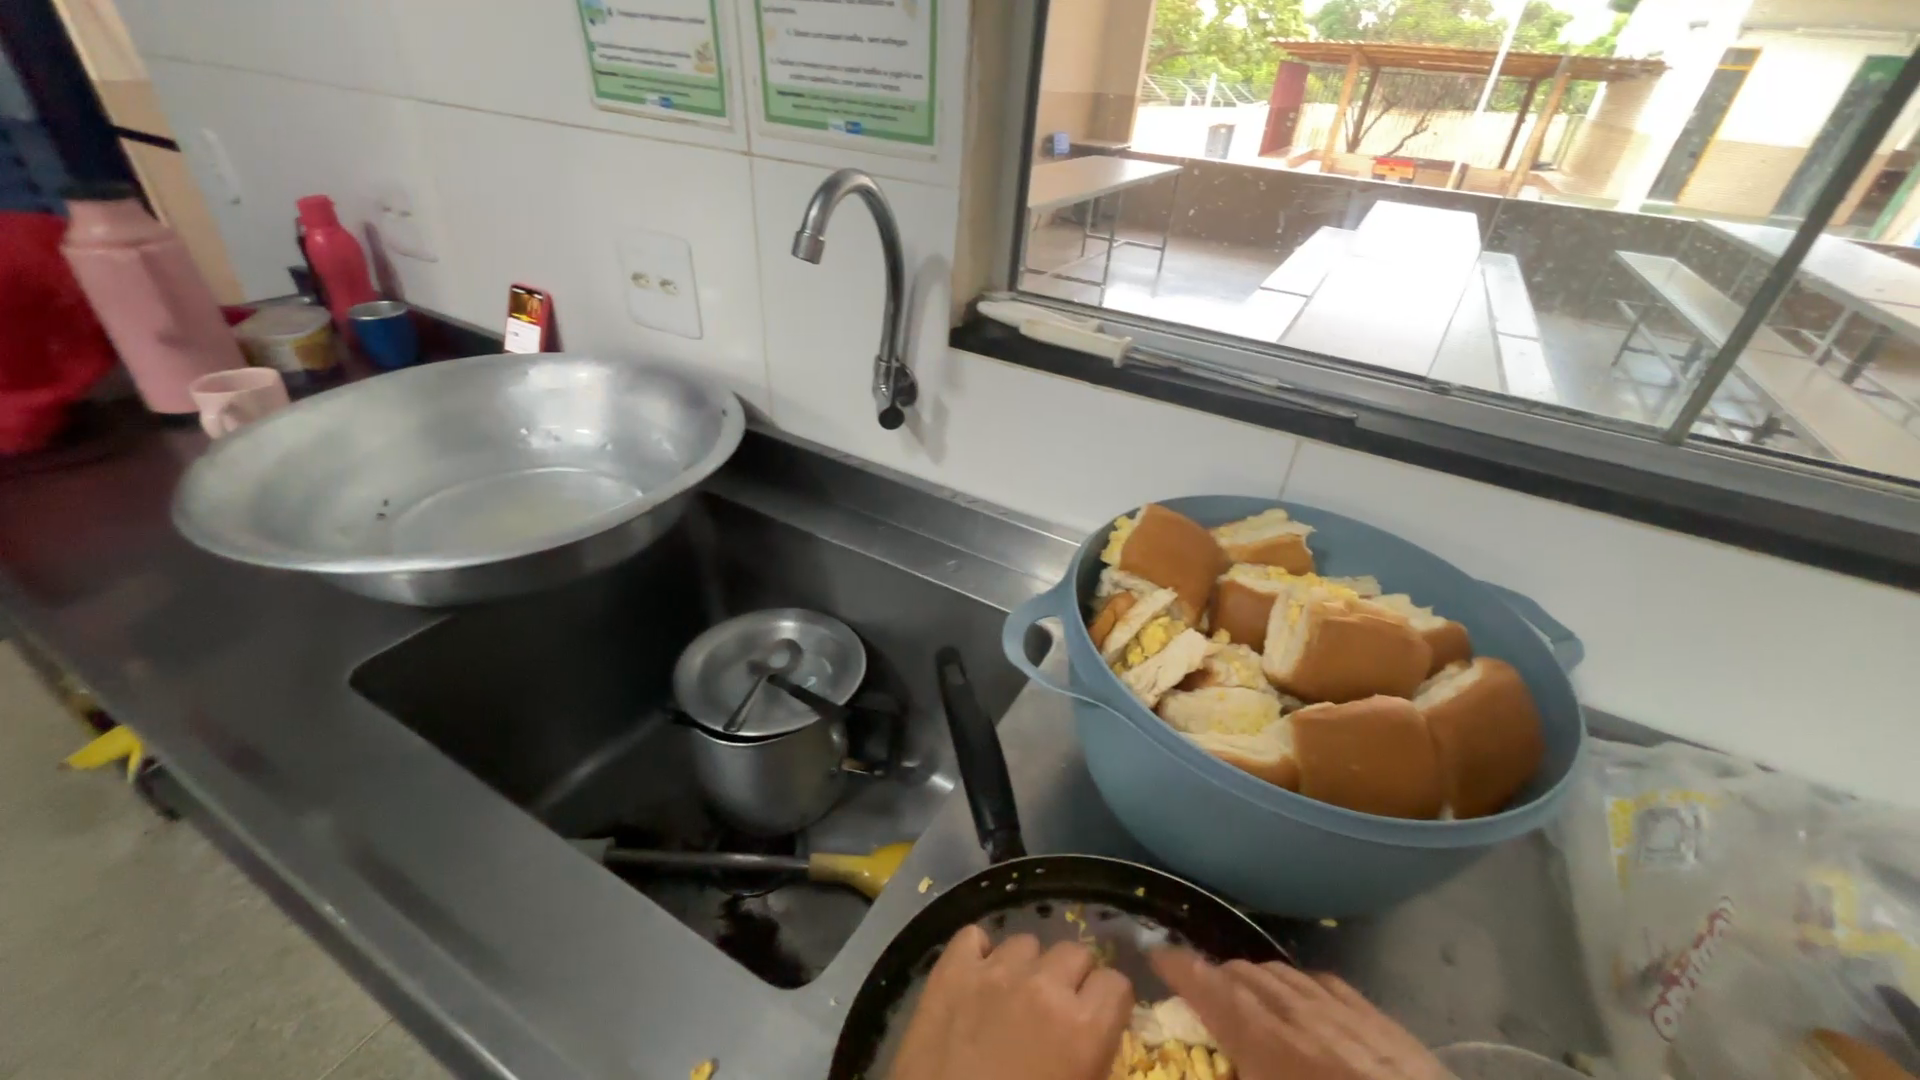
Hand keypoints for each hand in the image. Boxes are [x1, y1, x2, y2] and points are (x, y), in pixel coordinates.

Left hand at [888, 926, 1134, 1079]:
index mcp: (1084, 1029)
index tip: (1098, 1019)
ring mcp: (994, 972)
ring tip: (1012, 998)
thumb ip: (1096, 1062)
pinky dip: (978, 952)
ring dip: (1026, 967)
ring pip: (1026, 942)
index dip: (1108, 1002)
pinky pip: (973, 936)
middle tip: (1054, 1012)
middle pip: (1074, 953)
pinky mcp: (950, 971)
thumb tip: (1098, 1041)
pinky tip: (977, 979)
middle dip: (1070, 979)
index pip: (1117, 983)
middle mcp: (1044, 987)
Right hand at [1149, 949, 1446, 1079]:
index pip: (1210, 988)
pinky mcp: (1386, 1026)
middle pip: (1245, 975)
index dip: (1179, 967)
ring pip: (1285, 975)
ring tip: (1245, 995)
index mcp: (1267, 1045)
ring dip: (1255, 979)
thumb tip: (1206, 1067)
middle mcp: (1301, 1016)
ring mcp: (1347, 1016)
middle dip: (1215, 976)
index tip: (1156, 955)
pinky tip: (1304, 1001)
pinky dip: (1301, 986)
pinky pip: (1329, 985)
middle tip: (1198, 994)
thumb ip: (1230, 1077)